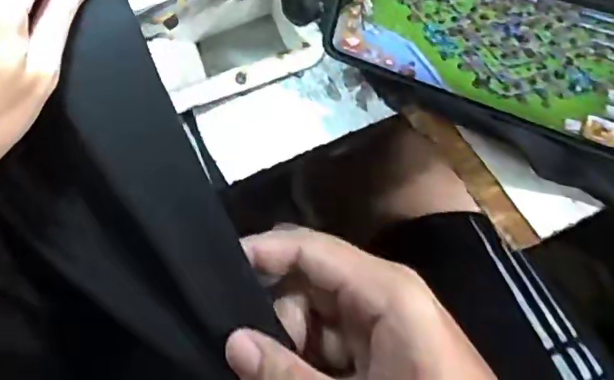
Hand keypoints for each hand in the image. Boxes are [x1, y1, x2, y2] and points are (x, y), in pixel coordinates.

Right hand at [226, 227, 495, 379]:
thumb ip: (289, 373)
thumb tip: (232, 340)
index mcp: (387, 290)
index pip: (308, 246)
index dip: (261, 252)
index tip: (218, 269)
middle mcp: (387, 294)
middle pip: (310, 281)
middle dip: (278, 316)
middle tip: (254, 356)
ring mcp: (393, 325)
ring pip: (320, 316)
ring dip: (294, 345)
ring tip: (278, 373)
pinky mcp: (395, 355)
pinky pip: (339, 343)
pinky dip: (315, 363)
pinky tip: (301, 379)